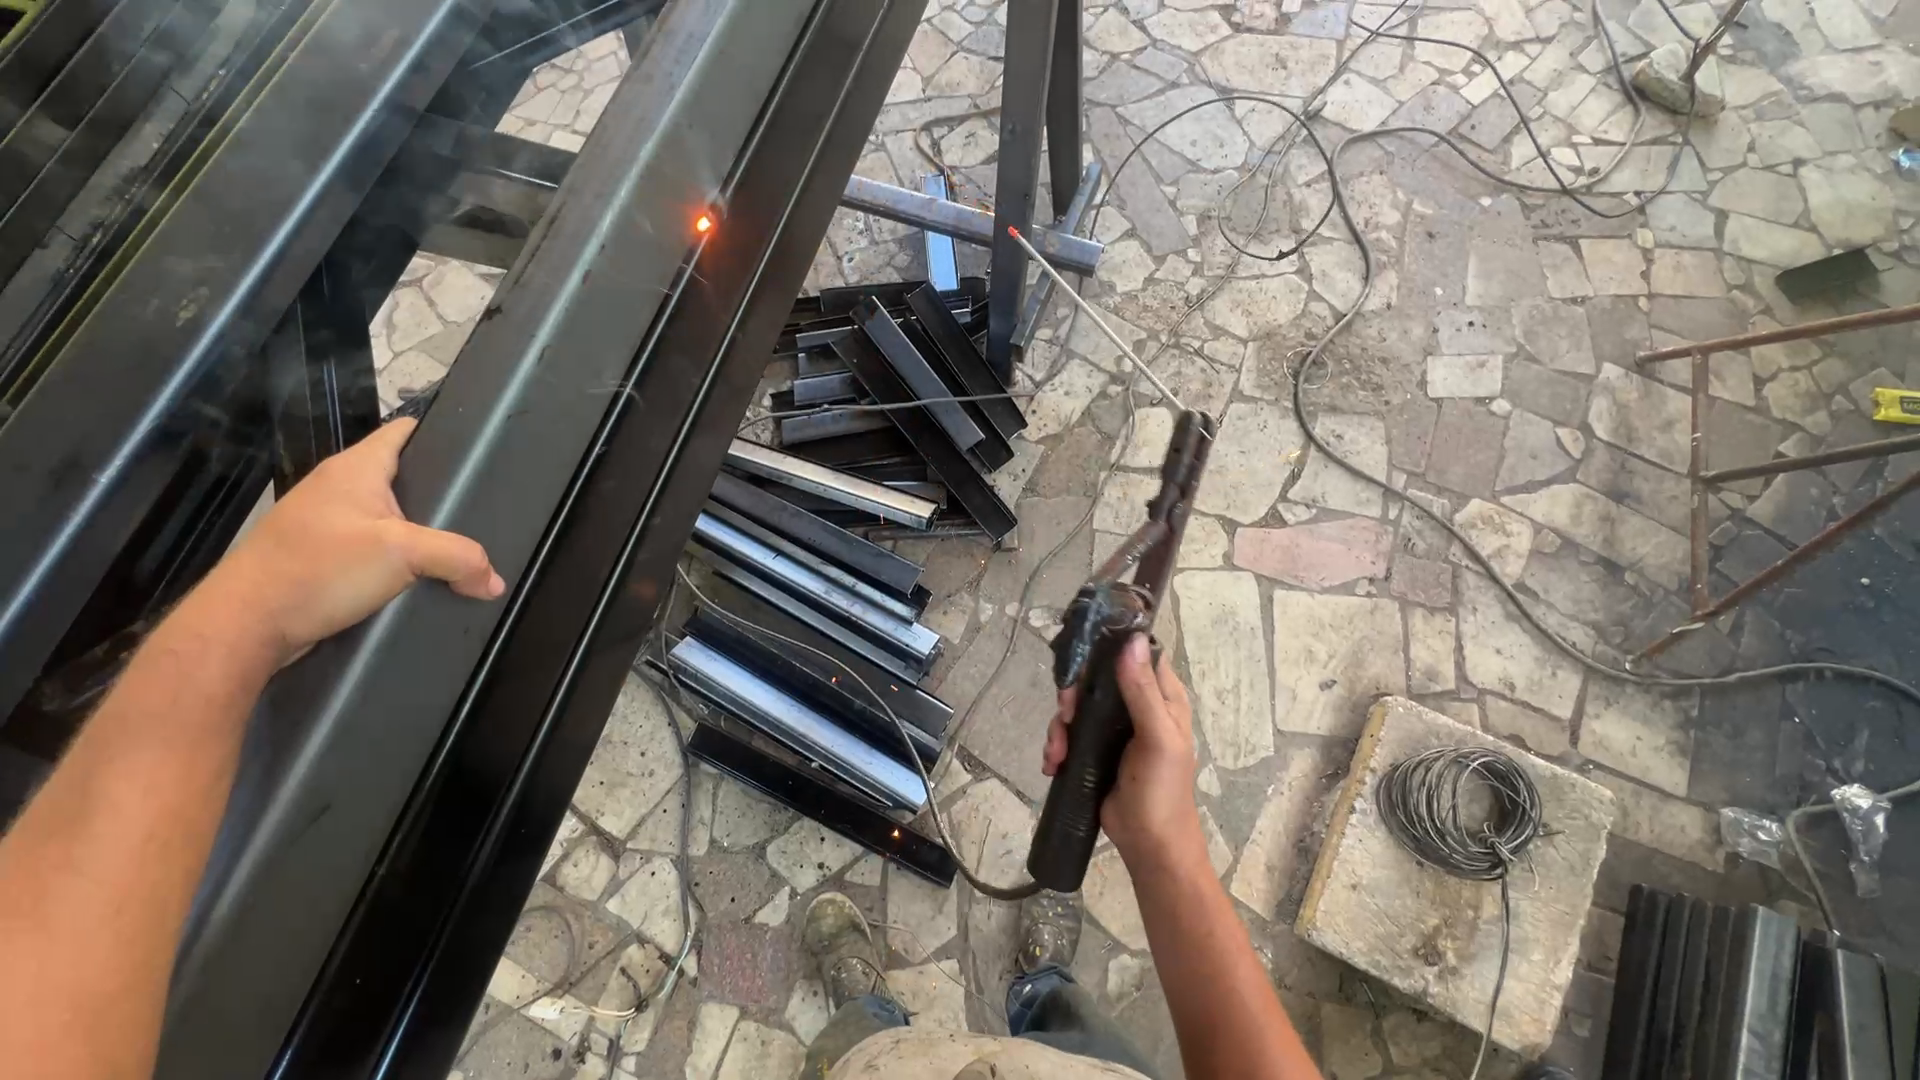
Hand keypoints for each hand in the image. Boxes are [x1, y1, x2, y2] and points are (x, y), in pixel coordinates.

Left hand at [190, 418, 504, 664]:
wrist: (248, 624)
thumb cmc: (319, 569)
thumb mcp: (404, 555)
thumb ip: (459, 559)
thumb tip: (494, 582)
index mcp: (354, 469)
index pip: (402, 432)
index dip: (439, 432)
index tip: (476, 447)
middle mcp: (338, 489)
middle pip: (403, 478)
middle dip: (442, 492)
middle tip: (482, 508)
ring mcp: (326, 525)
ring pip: (391, 518)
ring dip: (423, 532)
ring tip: (461, 546)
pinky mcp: (321, 558)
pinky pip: (374, 550)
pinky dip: (401, 560)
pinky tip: (424, 577)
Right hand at [1042, 634, 1201, 867]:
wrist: (1149, 845)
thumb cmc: (1162, 790)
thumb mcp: (1157, 737)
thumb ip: (1142, 690)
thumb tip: (1131, 639)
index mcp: (1162, 696)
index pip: (1136, 653)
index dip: (1110, 647)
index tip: (1082, 653)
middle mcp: (1137, 705)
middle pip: (1096, 678)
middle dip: (1074, 694)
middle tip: (1065, 713)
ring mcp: (1113, 729)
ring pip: (1078, 706)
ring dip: (1060, 727)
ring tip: (1058, 753)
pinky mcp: (1093, 750)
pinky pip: (1068, 734)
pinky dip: (1057, 745)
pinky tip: (1054, 763)